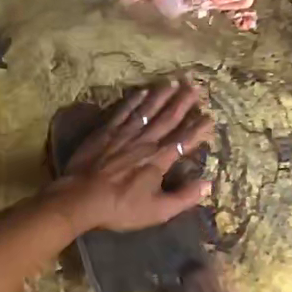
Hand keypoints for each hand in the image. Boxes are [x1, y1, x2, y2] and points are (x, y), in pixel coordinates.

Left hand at [44, 81, 214, 232]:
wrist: (81, 198)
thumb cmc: (120, 208)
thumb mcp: (157, 211)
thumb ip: (184, 197)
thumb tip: (209, 185)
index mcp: (159, 160)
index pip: (183, 140)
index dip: (198, 129)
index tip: (210, 117)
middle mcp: (145, 142)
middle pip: (168, 118)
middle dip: (183, 102)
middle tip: (196, 86)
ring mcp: (124, 134)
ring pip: (148, 110)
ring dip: (162, 95)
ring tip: (175, 81)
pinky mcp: (105, 131)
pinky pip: (123, 111)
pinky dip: (134, 100)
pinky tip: (143, 90)